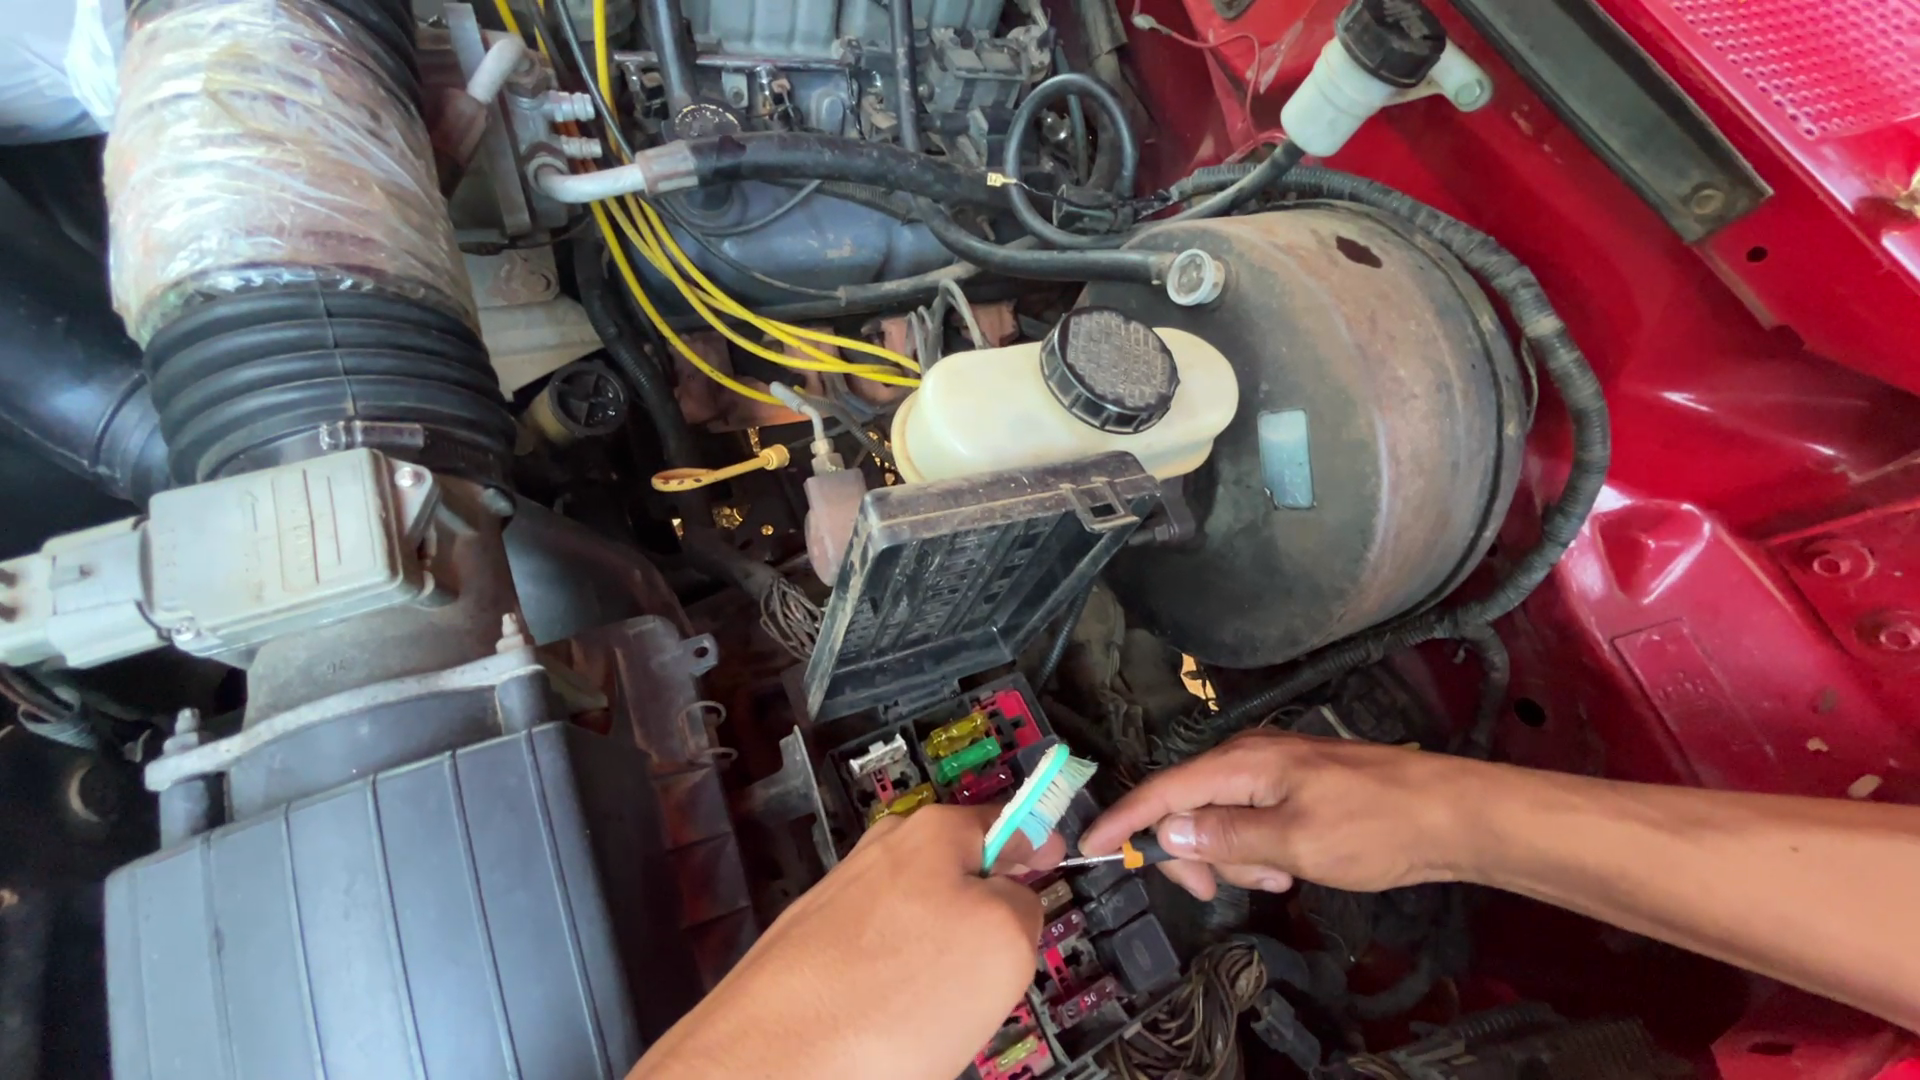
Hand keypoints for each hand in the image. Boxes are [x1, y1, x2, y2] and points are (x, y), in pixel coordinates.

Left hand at [629, 802, 1062, 1079]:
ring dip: (940, 964)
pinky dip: (897, 991)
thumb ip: (1026, 899)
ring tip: (933, 1016)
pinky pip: (882, 960)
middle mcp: (882, 851)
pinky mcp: (813, 947)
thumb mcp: (1004, 941)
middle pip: (963, 876)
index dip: (1036, 846)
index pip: (1006, 819)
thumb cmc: (890, 997)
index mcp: (932, 830)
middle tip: (990, 976)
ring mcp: (842, 896)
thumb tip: (1017, 894)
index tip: (1051, 869)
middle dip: (985, 922)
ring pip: (923, 924)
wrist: (767, 1065)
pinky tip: (890, 1030)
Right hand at [1079, 730, 1489, 899]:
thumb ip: (1226, 837)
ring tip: (1278, 876)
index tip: (1090, 845)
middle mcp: (1245, 758)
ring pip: (1217, 816)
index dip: (1125, 818)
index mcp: (1240, 764)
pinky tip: (1286, 864)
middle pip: (1185, 805)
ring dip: (1231, 854)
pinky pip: (1246, 817)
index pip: (1164, 789)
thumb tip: (1167, 830)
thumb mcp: (1296, 842)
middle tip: (1214, 891)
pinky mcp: (1288, 785)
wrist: (1452, 815)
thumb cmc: (1374, 826)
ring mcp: (1268, 770)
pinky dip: (1253, 846)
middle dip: (1193, 851)